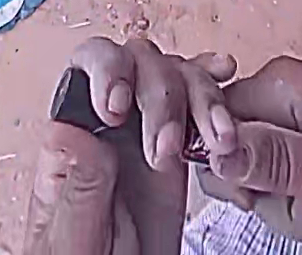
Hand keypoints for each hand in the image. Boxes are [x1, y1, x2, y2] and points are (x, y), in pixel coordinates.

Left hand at [71, 37, 239, 170]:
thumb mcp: (74, 239)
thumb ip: (76, 186)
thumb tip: (74, 129)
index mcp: (76, 134)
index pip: (89, 65)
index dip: (108, 71)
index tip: (119, 108)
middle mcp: (112, 119)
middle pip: (141, 63)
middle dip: (162, 97)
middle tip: (168, 148)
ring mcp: (148, 127)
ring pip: (176, 74)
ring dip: (200, 97)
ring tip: (217, 137)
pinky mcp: (179, 143)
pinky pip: (199, 98)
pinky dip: (215, 88)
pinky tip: (227, 77)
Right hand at [202, 57, 301, 227]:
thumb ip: (275, 160)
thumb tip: (214, 148)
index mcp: (280, 86)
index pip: (214, 121)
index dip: (225, 164)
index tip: (260, 193)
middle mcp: (278, 97)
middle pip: (235, 158)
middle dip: (270, 196)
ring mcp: (291, 121)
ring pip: (261, 182)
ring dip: (297, 208)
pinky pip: (285, 186)